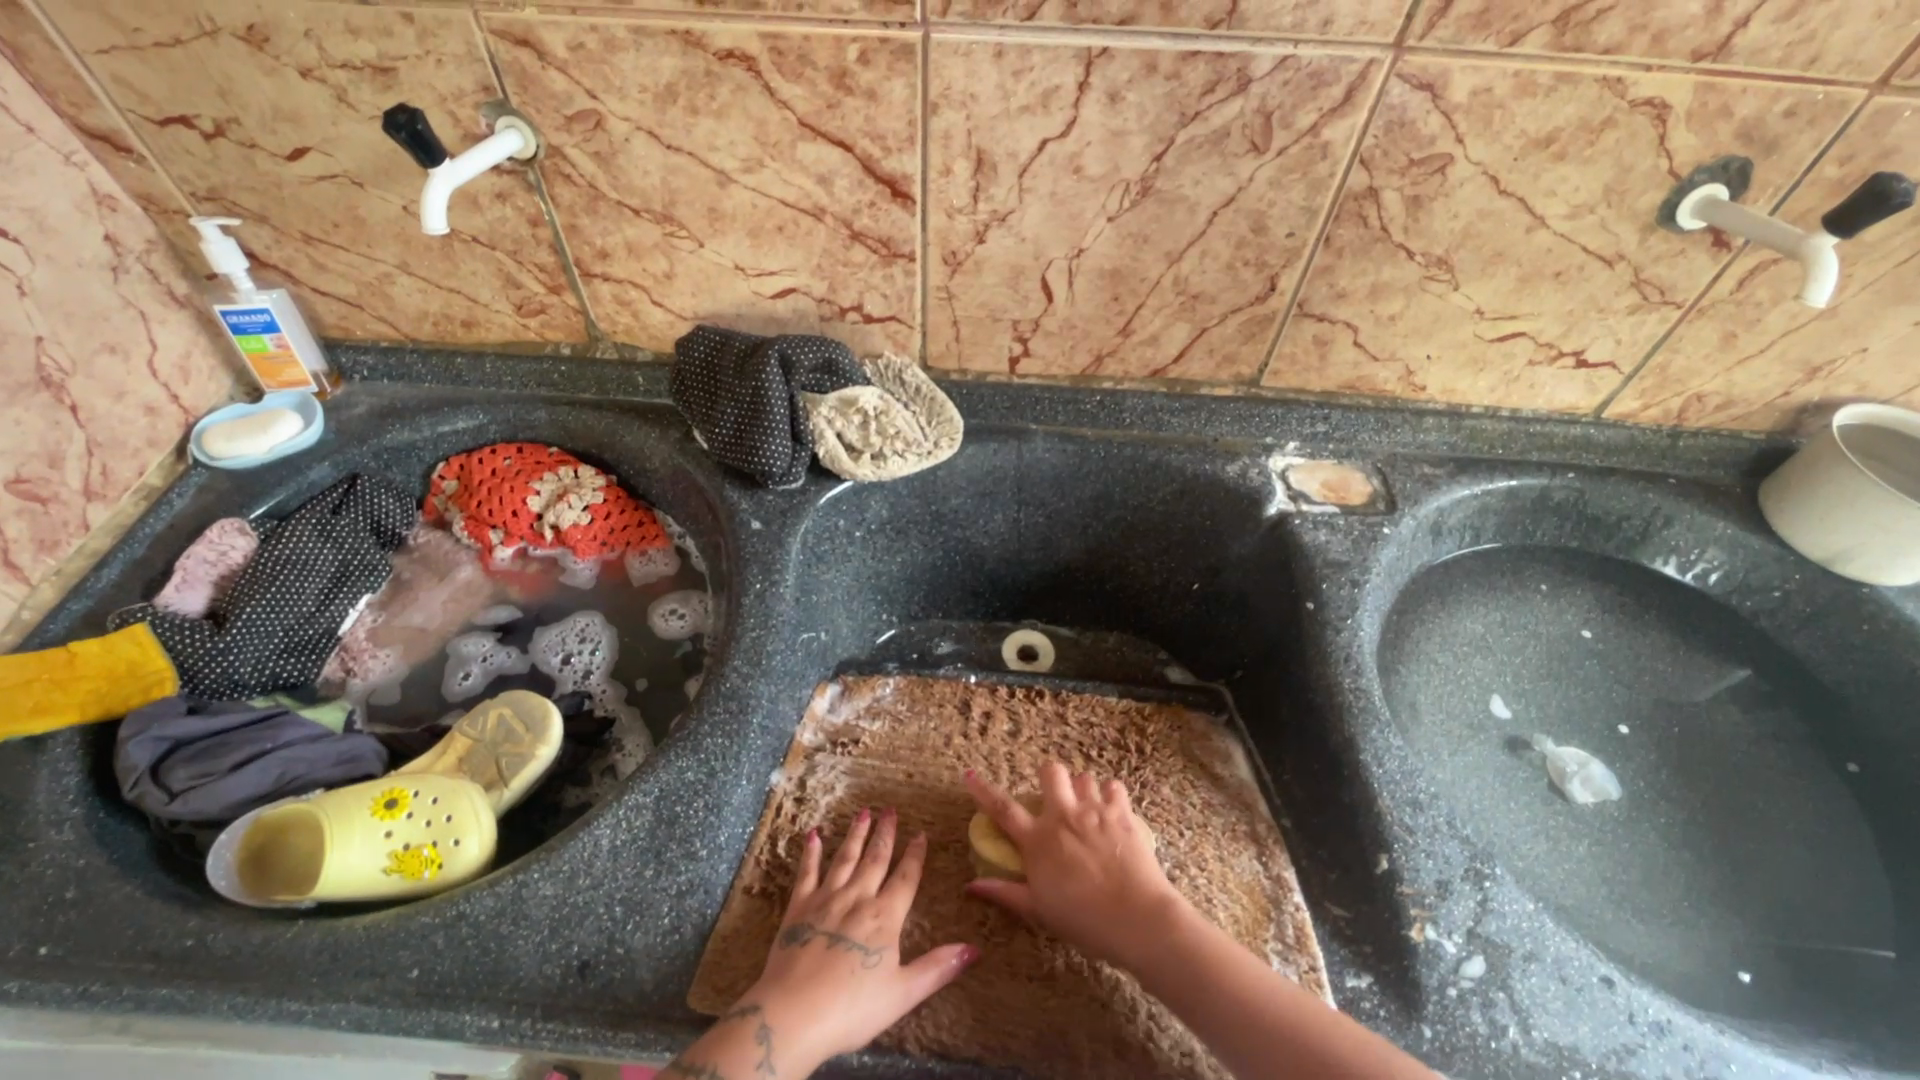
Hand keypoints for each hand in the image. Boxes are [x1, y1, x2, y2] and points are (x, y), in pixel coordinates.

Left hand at [729, 808, 978, 1074]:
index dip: (915, 855)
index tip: (920, 833)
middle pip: (875, 860)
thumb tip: (975, 949)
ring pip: (844, 859)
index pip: (905, 878)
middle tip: (891, 810)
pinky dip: (811, 852)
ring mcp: (825, 900)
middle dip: (885, 834)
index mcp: (885, 917)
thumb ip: (938, 968)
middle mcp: (857, 899)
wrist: (793, 1014)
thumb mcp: (903, 993)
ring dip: (855, 835)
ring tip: (863, 812)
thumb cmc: (852, 1009)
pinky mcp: (797, 909)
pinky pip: (806, 873)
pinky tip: (814, 835)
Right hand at [965, 763, 1187, 968]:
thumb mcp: (1039, 910)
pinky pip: (1114, 787)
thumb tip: (972, 886)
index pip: (1002, 808)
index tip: (969, 775)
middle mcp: (1064, 817)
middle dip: (1050, 779)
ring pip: (1084, 777)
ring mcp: (1095, 811)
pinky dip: (1110, 795)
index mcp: (1038, 840)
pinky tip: (1111, 812)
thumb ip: (1006, 893)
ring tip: (1086, 808)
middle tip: (1055, 799)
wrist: (1137, 918)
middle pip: (1051, 772)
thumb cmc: (1084, 920)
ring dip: (1081, 789)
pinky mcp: (1123, 814)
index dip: (983, 791)